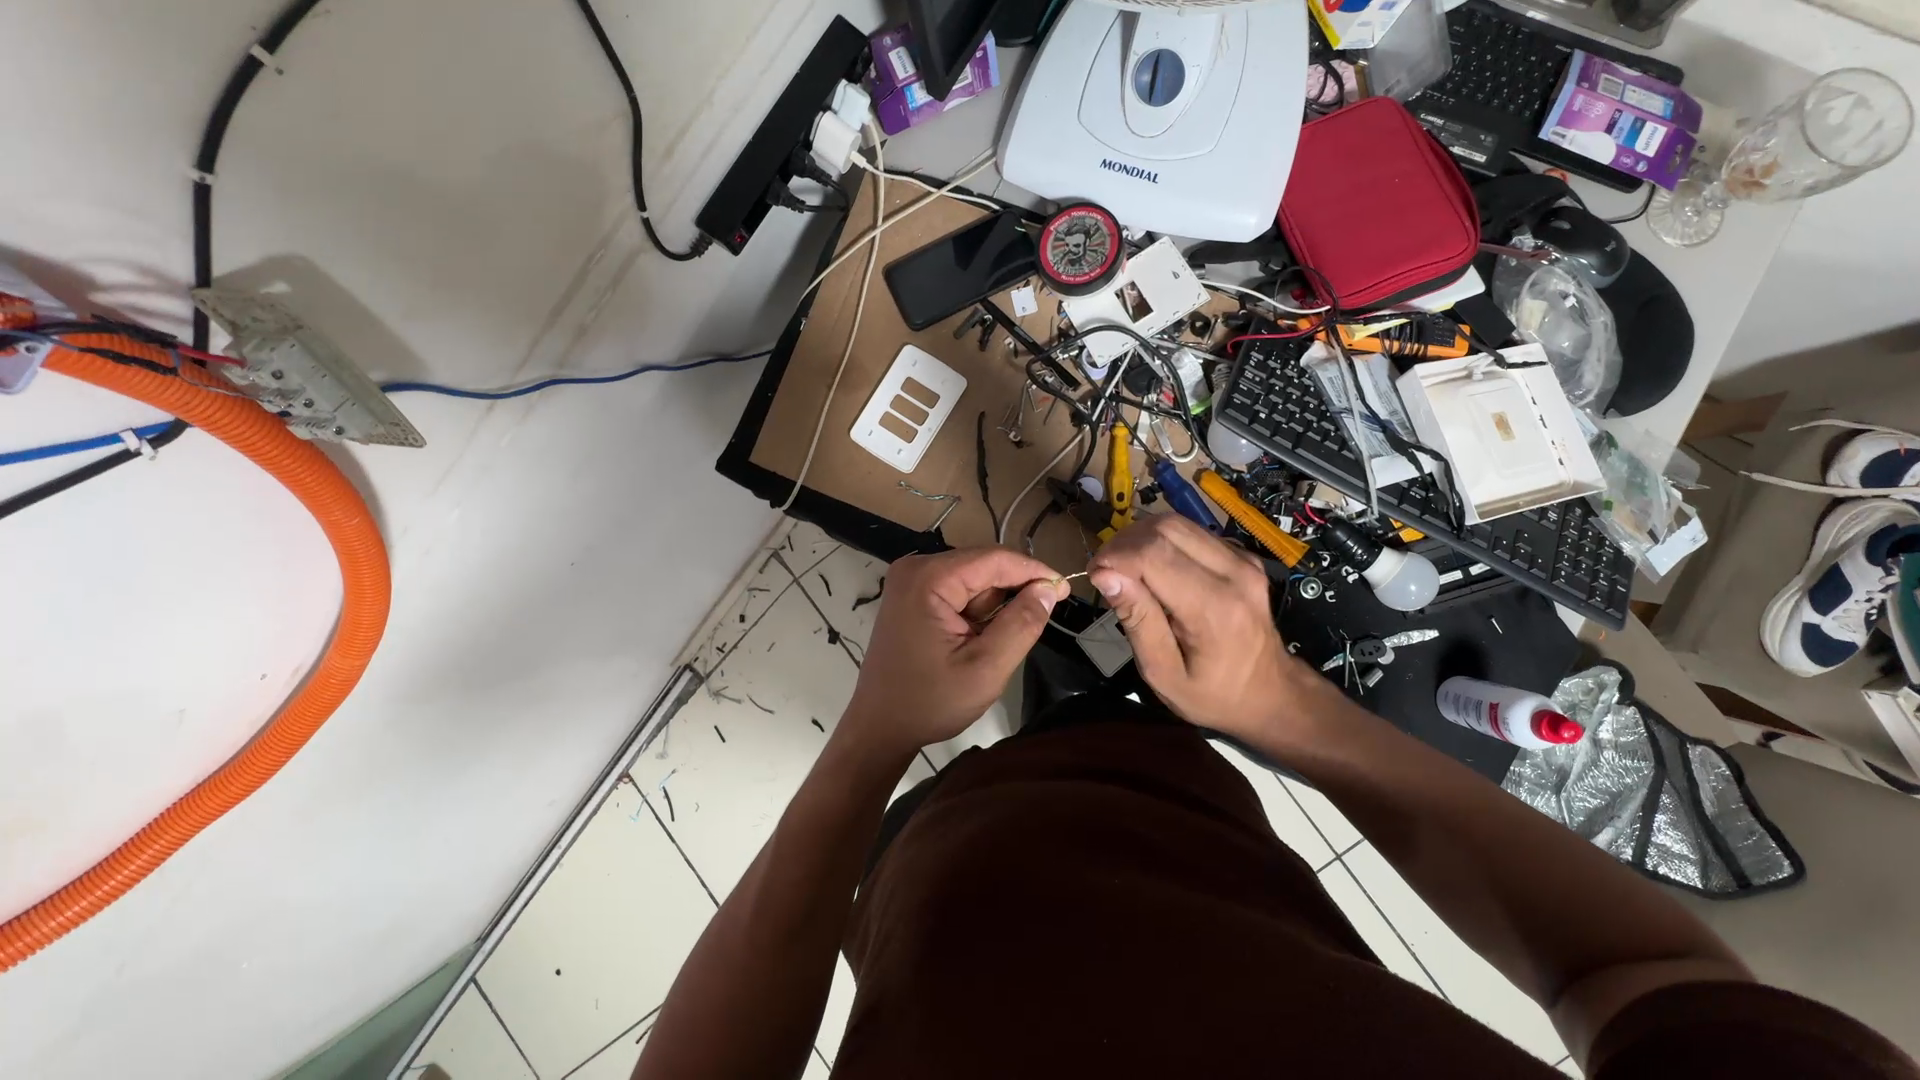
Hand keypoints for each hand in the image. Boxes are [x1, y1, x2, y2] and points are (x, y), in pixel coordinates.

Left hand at [841, 547, 1069, 756]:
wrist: (879, 727)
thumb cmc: (930, 703)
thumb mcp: (986, 668)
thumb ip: (1021, 624)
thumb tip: (1048, 588)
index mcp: (928, 579)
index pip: (994, 558)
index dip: (1034, 571)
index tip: (1065, 590)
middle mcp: (915, 569)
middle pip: (983, 566)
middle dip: (1010, 594)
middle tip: (1029, 629)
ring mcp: (910, 582)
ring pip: (973, 580)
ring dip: (991, 608)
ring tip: (987, 646)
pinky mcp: (911, 597)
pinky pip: (957, 592)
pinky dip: (974, 613)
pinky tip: (972, 642)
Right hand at [1088, 515, 1312, 745]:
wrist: (1271, 694)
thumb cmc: (1214, 695)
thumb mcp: (1163, 674)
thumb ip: (1137, 621)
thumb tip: (1105, 575)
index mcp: (1214, 608)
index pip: (1153, 554)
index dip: (1114, 557)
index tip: (1095, 577)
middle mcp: (1234, 573)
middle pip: (1165, 528)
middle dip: (1124, 543)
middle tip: (1106, 573)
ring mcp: (1243, 561)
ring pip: (1177, 523)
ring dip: (1141, 539)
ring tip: (1125, 570)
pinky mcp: (1243, 557)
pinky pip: (1193, 534)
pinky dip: (1163, 544)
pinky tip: (1153, 571)